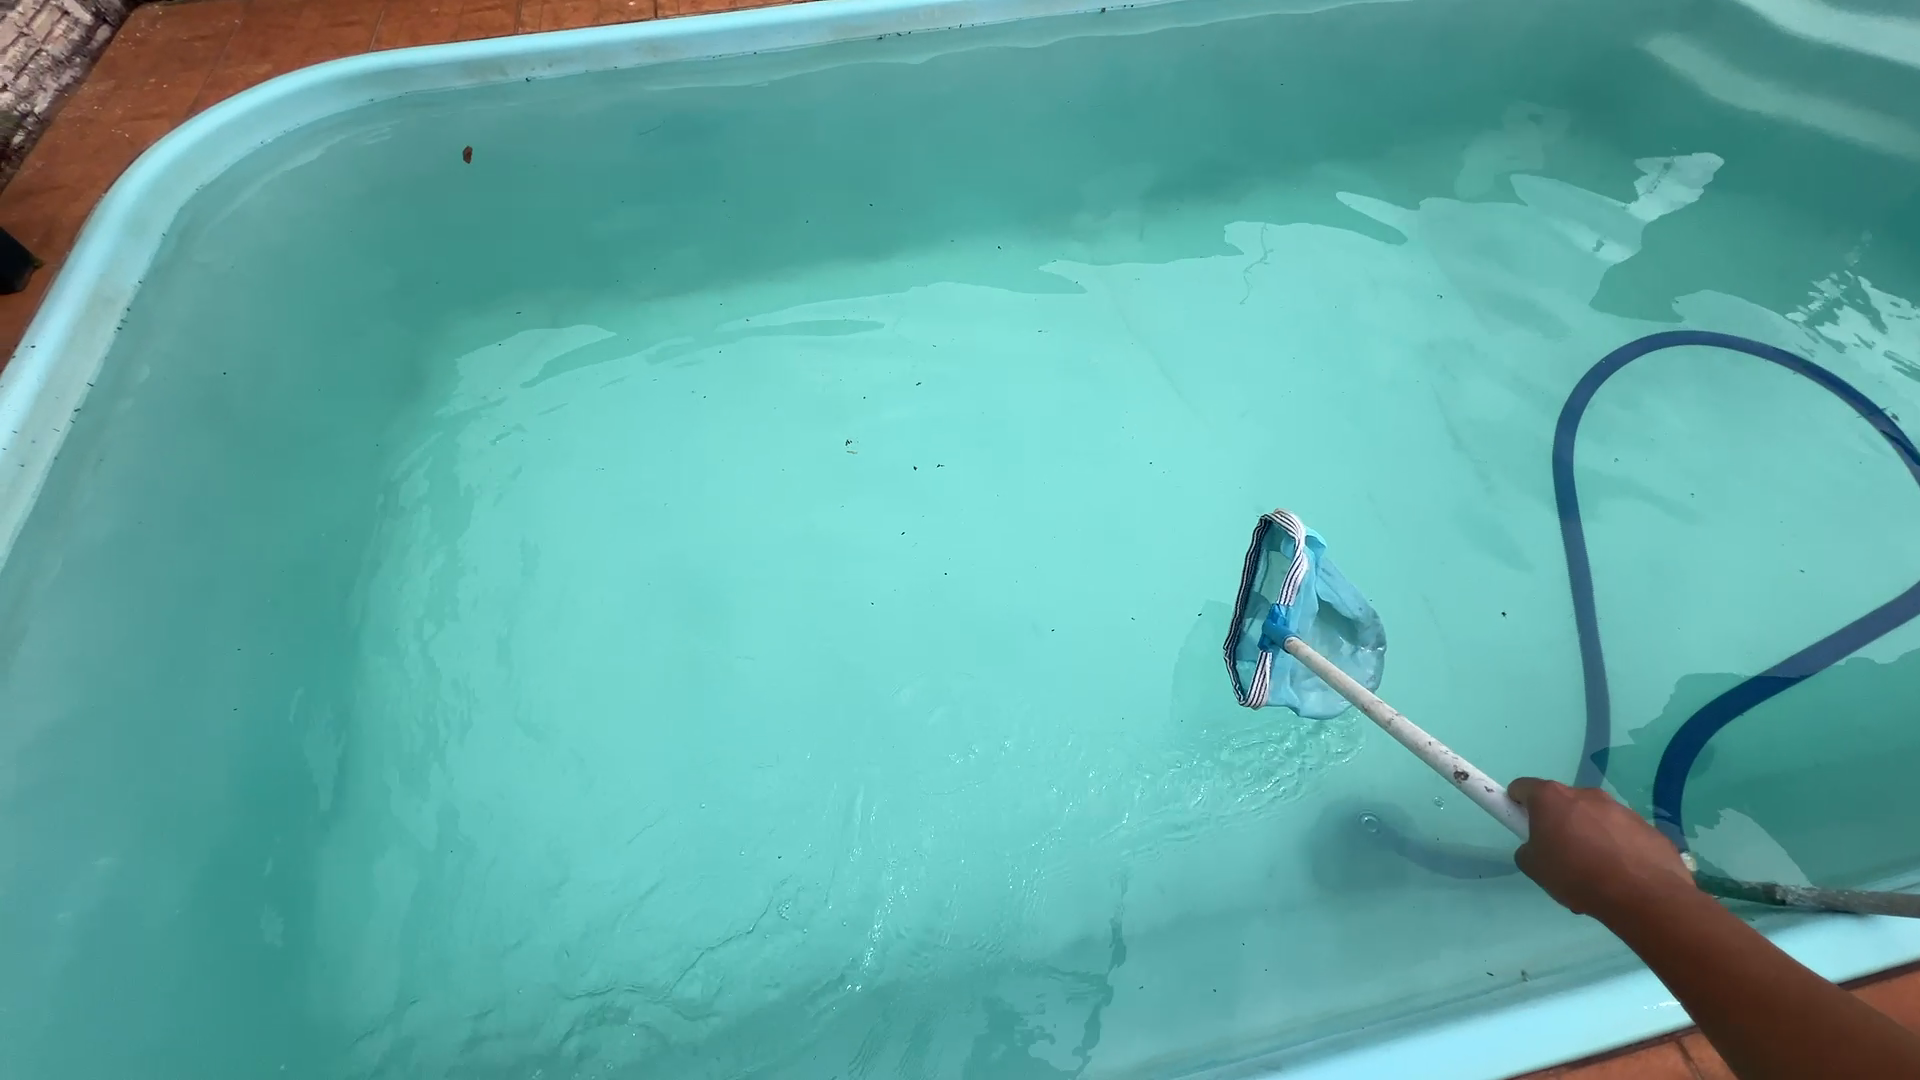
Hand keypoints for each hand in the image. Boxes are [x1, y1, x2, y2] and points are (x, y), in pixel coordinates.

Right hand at [1509, 777, 1696, 922]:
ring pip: (1597, 818)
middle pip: (1563, 802)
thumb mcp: (1533, 866)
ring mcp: (1623, 811)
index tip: (1522, 824)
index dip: (1517, 804)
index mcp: (1551, 797)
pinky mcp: (1651, 830)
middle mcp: (1587, 795)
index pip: (1522, 787)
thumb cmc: (1578, 876)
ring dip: (1592, 835)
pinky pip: (1626, 836)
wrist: (1646, 900)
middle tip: (1561, 853)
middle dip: (1559, 822)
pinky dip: (1621, 850)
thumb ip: (1528, 849)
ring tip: (1598, 871)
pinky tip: (1624, 876)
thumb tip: (1540, 849)